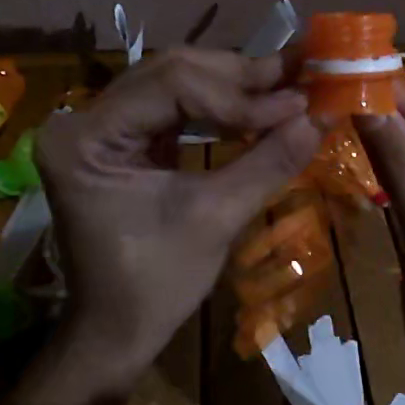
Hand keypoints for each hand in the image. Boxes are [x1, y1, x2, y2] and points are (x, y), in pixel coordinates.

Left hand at [20, 49, 323, 404]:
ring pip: (170, 84)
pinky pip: (167, 110)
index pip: (170, 85)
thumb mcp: (215, 219)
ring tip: (285, 88)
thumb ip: (268, 161)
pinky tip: (252, 108)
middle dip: (237, 78)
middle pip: (168, 73)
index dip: (238, 93)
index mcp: (85, 138)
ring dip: (229, 87)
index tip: (299, 104)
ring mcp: (94, 130)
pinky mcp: (114, 143)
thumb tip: (323, 113)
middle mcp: (80, 121)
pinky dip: (213, 108)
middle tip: (299, 77)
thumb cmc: (156, 286)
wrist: (115, 331)